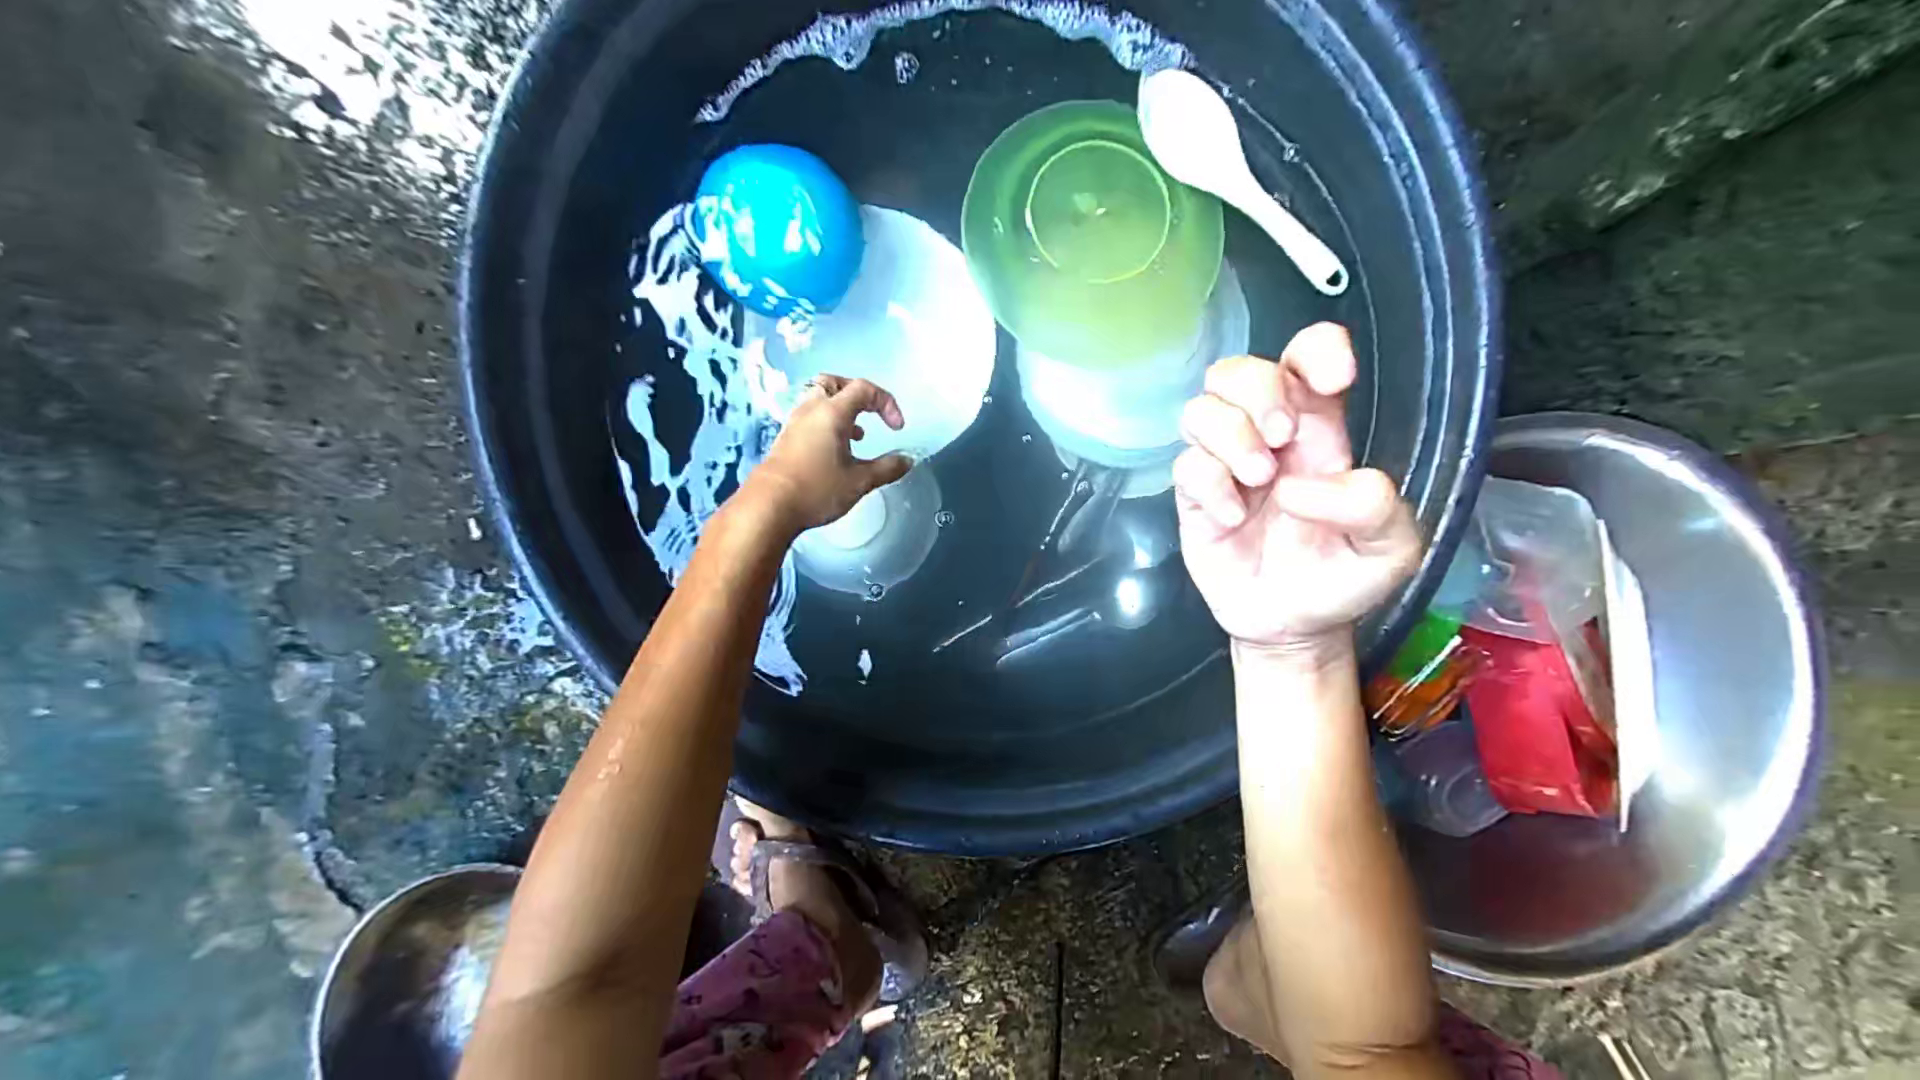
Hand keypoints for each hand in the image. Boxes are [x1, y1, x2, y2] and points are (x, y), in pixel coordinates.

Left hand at [742, 375, 913, 534]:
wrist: (768, 507)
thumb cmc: (817, 490)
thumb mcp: (860, 481)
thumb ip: (887, 468)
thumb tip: (908, 460)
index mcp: (833, 412)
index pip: (864, 389)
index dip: (886, 402)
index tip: (897, 428)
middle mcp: (811, 410)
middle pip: (835, 383)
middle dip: (858, 394)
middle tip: (871, 413)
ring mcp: (795, 423)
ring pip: (820, 400)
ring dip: (842, 410)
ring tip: (857, 435)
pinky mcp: (786, 439)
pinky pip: (811, 418)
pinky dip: (828, 423)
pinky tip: (836, 451)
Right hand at [1174, 323, 1421, 652]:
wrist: (1289, 626)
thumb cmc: (1342, 579)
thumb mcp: (1390, 548)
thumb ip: (1371, 506)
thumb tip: (1294, 487)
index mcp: (1321, 429)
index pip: (1307, 355)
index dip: (1315, 350)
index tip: (1330, 383)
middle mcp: (1266, 436)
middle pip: (1239, 370)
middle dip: (1258, 394)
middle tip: (1280, 440)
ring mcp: (1224, 464)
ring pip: (1200, 408)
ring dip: (1228, 438)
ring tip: (1256, 483)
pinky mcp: (1193, 497)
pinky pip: (1184, 465)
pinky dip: (1208, 487)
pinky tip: (1231, 519)